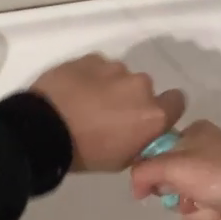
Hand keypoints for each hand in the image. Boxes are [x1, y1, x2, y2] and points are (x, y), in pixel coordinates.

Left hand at [30, 54, 185, 171]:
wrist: (43, 130)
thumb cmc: (85, 153)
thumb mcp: (121, 161)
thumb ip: (141, 142)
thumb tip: (144, 134)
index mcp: (153, 114)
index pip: (176, 102)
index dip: (164, 109)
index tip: (146, 117)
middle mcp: (140, 86)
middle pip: (144, 89)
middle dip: (131, 98)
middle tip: (109, 114)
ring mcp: (115, 69)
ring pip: (120, 76)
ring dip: (110, 86)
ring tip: (86, 102)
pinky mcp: (91, 58)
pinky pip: (98, 66)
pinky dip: (90, 76)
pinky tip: (74, 90)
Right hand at [129, 121, 220, 219]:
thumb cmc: (218, 174)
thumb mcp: (174, 165)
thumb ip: (144, 172)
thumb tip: (136, 188)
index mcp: (195, 137)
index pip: (159, 156)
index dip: (158, 175)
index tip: (163, 184)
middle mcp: (206, 158)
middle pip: (173, 190)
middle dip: (184, 201)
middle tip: (194, 196)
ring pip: (190, 212)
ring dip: (202, 215)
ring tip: (218, 209)